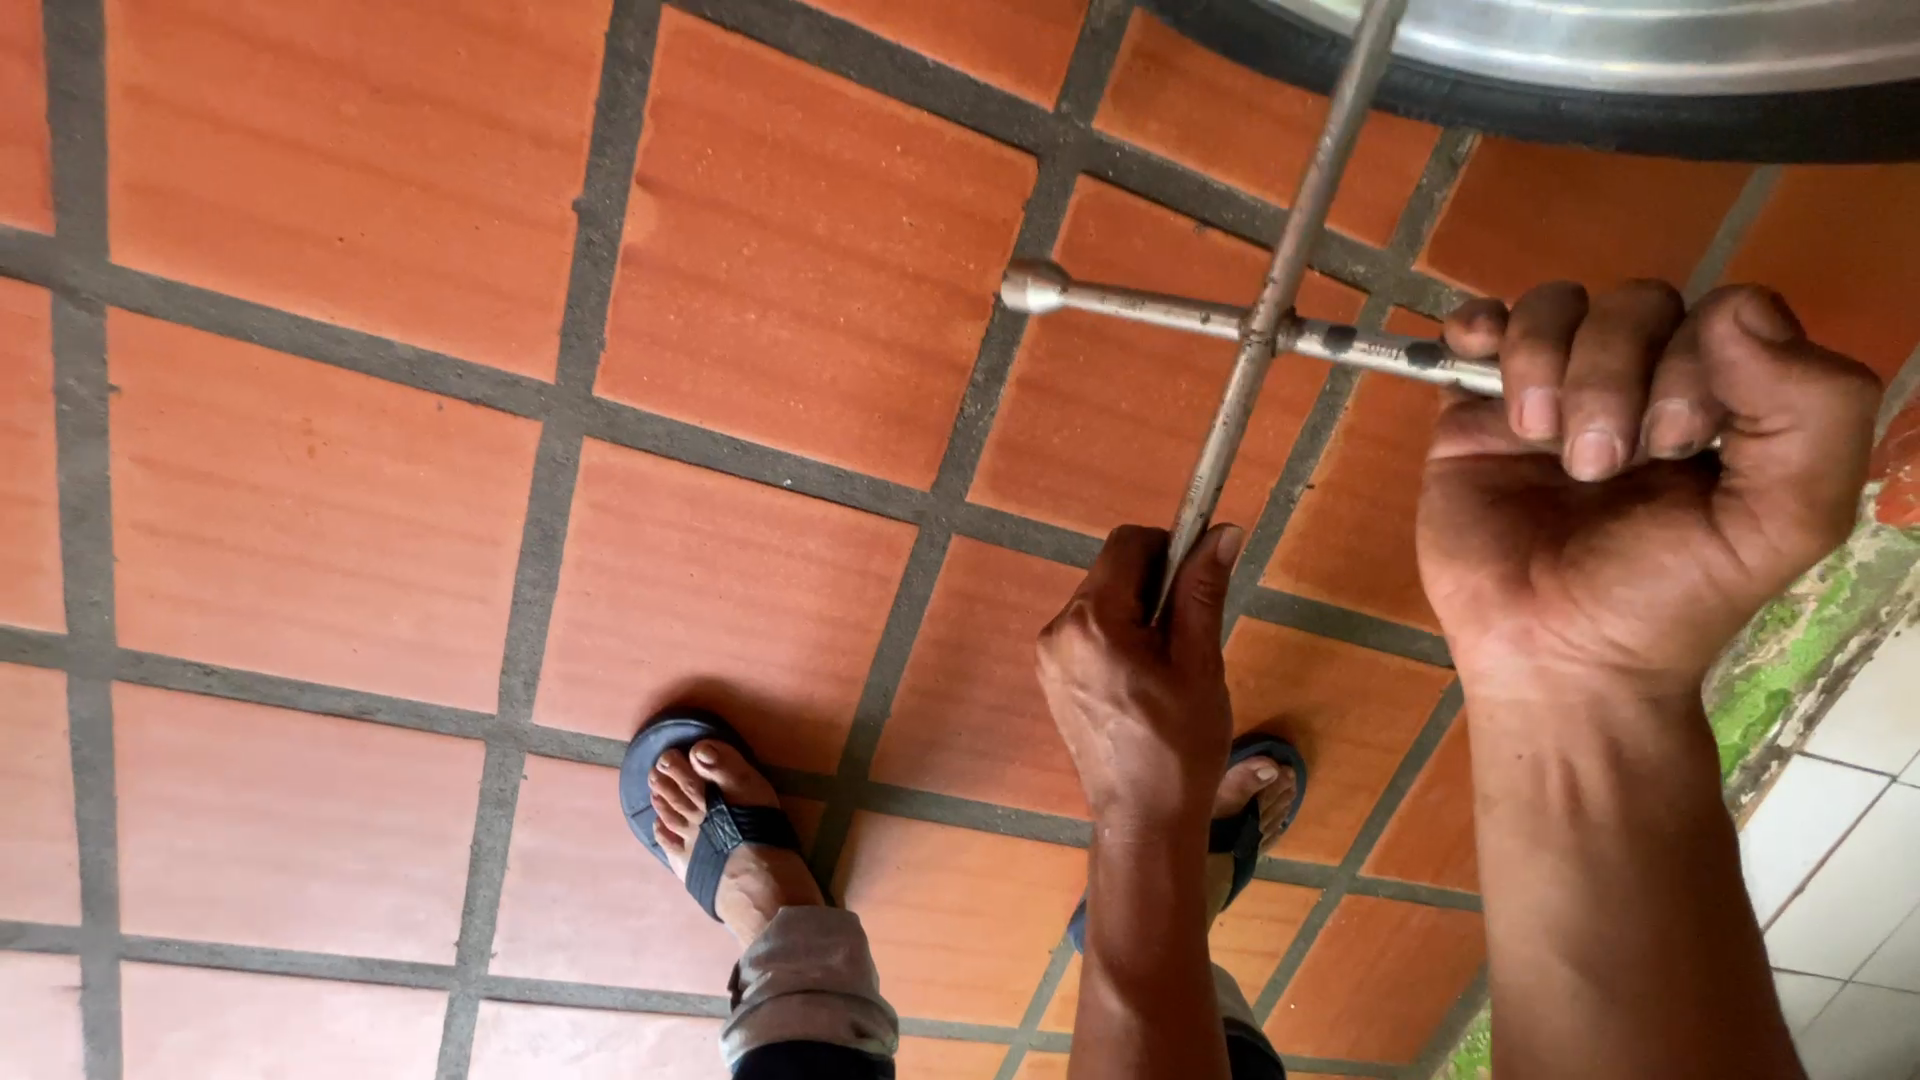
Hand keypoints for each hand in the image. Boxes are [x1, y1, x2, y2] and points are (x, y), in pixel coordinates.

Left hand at [1036, 523, 1243, 830]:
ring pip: (1097, 600)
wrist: (1142, 817)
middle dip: (1152, 583)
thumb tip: (1222, 531)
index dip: (1169, 545)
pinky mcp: (1049, 675)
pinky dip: (1114, 634)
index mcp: (1092, 620)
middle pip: (1109, 571)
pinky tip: (1139, 676)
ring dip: (1134, 610)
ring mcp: (1047, 654)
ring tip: (1165, 661)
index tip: (1198, 576)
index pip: (1127, 543)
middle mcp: (1057, 628)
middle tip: (1186, 632)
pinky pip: (1084, 630)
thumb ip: (1202, 590)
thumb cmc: (1180, 743)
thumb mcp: (1200, 663)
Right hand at [1418, 281, 1880, 698]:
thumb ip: (1810, 414)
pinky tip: (1477, 348)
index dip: (1695, 363)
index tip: (1675, 448)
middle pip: (1630, 305)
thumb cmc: (1662, 598)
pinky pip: (1473, 339)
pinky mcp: (1470, 421)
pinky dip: (1476, 325)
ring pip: (1553, 309)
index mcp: (1719, 404)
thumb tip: (1733, 314)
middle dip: (1612, 375)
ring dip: (1544, 362)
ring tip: (1535, 437)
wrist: (1551, 650)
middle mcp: (1635, 388)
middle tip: (1598, 465)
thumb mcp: (1781, 520)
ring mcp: (1546, 400)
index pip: (1720, 314)